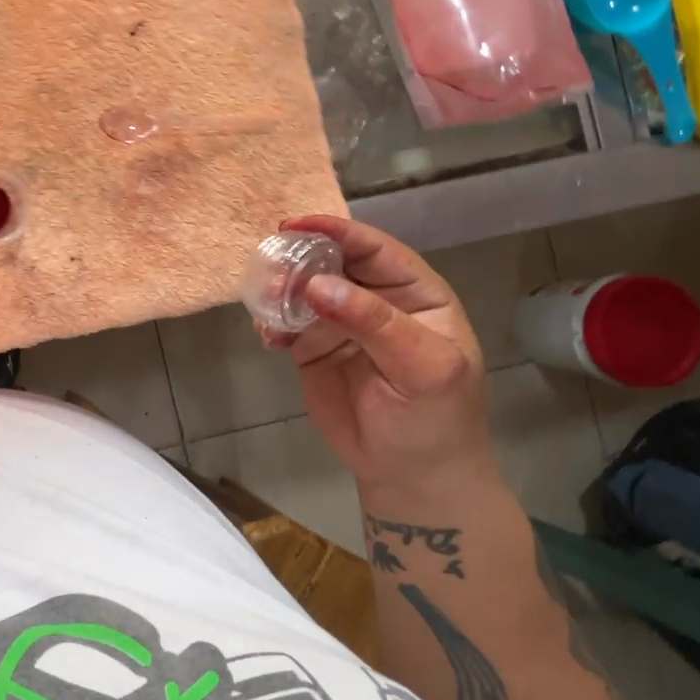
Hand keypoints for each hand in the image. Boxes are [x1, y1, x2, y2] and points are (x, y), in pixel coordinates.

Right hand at [260, 216, 493, 493]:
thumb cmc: (433, 418)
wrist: (410, 474)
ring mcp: (339, 324)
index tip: (295, 225)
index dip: (337, 232)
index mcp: (415, 295)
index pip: (375, 250)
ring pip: (301, 290)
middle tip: (269, 265)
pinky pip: (283, 322)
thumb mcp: (420, 367)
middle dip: (299, 260)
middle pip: (330, 263)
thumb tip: (316, 284)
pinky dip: (269, 323)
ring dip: (278, 291)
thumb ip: (373, 322)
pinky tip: (269, 337)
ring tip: (265, 304)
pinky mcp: (310, 347)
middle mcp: (374, 301)